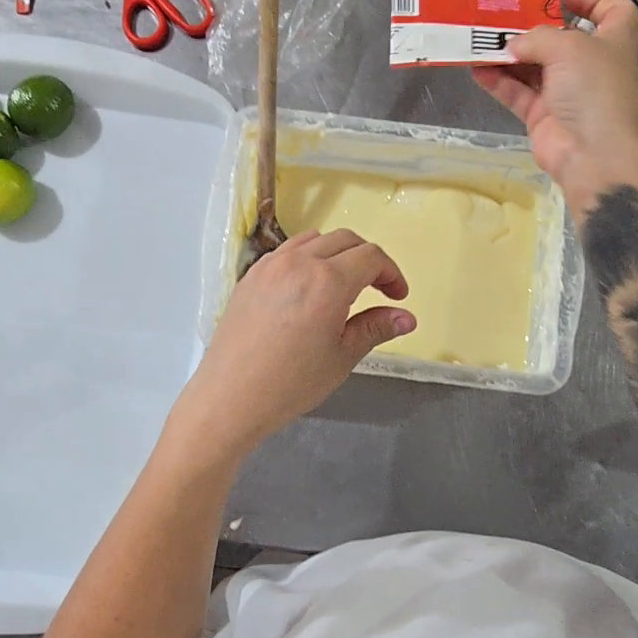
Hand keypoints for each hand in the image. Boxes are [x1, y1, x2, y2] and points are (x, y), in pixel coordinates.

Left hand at [169, 230, 414, 457]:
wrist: (230, 397)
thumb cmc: (292, 383)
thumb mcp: (342, 357)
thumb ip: (375, 328)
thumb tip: (407, 317)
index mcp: (327, 281)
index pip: (371, 257)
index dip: (391, 273)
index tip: (398, 296)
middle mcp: (298, 263)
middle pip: (345, 240)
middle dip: (368, 260)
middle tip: (378, 290)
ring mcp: (270, 266)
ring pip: (314, 240)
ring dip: (337, 254)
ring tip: (343, 286)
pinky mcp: (250, 276)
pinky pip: (286, 252)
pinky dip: (307, 259)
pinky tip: (307, 290)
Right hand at [472, 0, 637, 203]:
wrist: (594, 154)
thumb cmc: (595, 89)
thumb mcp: (569, 48)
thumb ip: (537, 38)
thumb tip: (513, 45)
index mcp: (613, 41)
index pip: (612, 11)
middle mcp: (591, 65)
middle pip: (562, 39)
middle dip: (534, 28)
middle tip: (503, 15)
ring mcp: (566, 93)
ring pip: (534, 67)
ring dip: (509, 55)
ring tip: (481, 40)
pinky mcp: (543, 116)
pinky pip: (518, 93)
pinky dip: (499, 82)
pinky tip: (477, 68)